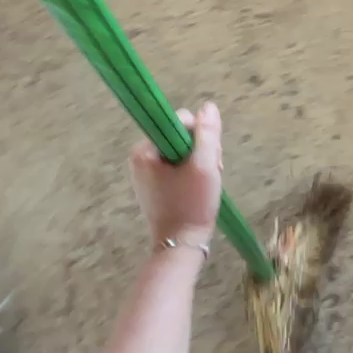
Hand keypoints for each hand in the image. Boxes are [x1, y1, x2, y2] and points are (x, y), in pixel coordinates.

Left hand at [129, 102, 223, 246]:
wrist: (182, 246)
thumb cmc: (191, 205)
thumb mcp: (205, 165)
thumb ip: (207, 132)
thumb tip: (208, 106)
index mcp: (145, 150)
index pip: (180, 121)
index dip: (201, 135)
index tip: (209, 158)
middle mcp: (142, 158)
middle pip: (182, 135)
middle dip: (202, 149)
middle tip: (211, 171)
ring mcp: (148, 171)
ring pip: (184, 149)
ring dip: (202, 160)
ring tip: (207, 181)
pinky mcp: (157, 184)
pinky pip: (179, 163)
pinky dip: (194, 170)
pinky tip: (201, 185)